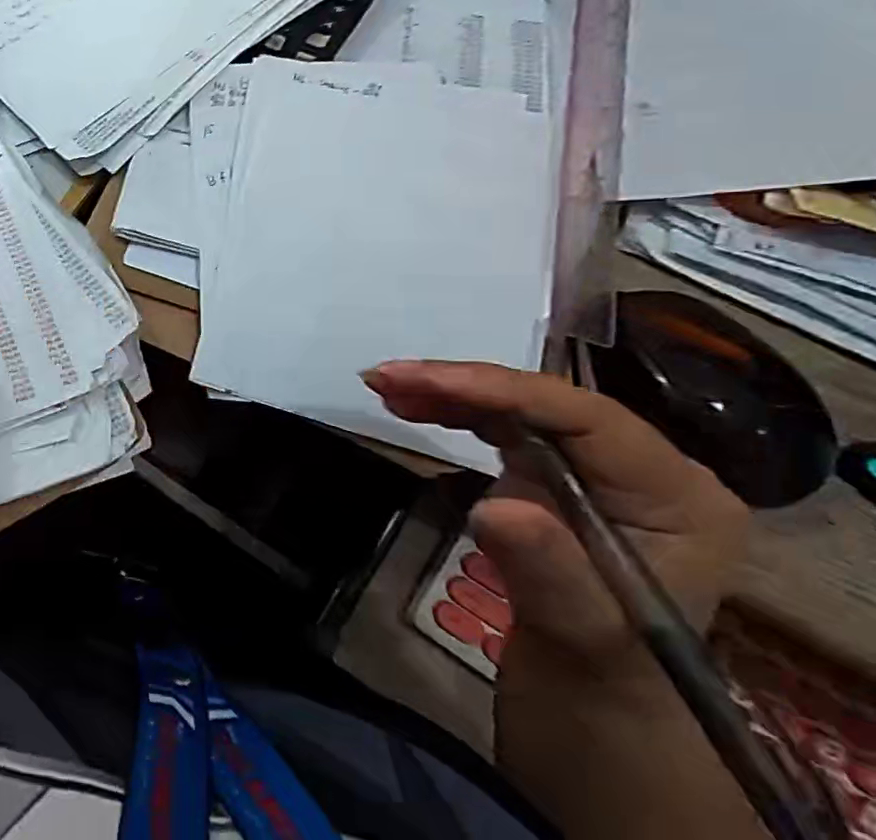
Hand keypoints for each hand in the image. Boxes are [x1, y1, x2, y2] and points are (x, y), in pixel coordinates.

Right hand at [362, 360, 748, 679]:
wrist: (593, 684)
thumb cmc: (598, 659)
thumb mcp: (578, 624)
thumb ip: (546, 566)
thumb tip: (496, 509)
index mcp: (677, 494)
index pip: (588, 418)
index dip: (502, 390)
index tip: (419, 380)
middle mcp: (644, 466)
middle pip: (549, 402)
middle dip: (464, 384)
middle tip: (384, 378)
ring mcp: (599, 466)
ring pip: (520, 406)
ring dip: (449, 391)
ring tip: (383, 385)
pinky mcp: (559, 470)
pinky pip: (504, 424)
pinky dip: (453, 410)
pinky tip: (409, 405)